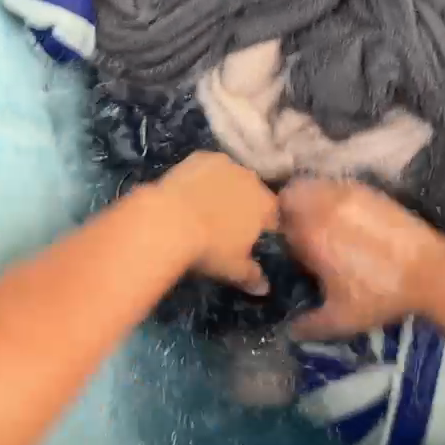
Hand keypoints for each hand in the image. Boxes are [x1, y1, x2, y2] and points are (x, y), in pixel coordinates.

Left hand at [151, 152, 278, 293]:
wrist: (170, 220)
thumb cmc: (209, 248)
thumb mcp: (234, 269)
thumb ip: (252, 276)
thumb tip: (264, 288)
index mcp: (265, 205)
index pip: (274, 215)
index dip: (265, 226)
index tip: (254, 237)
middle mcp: (250, 178)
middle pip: (253, 191)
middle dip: (245, 204)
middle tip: (228, 223)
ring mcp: (225, 163)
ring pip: (230, 176)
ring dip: (224, 188)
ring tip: (206, 206)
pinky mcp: (199, 156)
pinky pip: (206, 167)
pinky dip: (202, 177)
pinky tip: (190, 191)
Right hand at [279, 179, 444, 340]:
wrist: (432, 272)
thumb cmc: (382, 294)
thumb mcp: (342, 318)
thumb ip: (311, 325)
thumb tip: (290, 331)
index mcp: (310, 235)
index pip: (280, 228)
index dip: (284, 240)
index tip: (293, 253)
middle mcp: (321, 207)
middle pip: (289, 197)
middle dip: (288, 212)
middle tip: (301, 232)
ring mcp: (345, 194)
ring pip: (311, 185)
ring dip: (307, 199)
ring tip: (320, 220)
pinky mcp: (366, 190)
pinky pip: (335, 185)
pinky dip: (330, 194)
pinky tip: (344, 215)